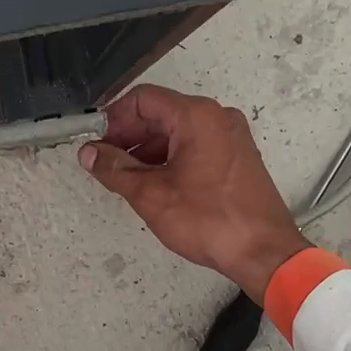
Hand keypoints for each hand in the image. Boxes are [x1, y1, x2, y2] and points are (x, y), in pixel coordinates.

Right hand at [79, 84, 306, 297]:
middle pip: (161, 113)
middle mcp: (217, 118)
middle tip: (104, 163)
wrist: (262, 251)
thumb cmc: (210, 221)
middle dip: (128, 135)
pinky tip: (154, 184)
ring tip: (125, 178)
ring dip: (147, 150)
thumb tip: (89, 154)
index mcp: (196, 116)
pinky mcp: (236, 158)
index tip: (95, 143)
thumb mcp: (150, 194)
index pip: (143, 99)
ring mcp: (230, 137)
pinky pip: (195, 146)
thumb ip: (115, 169)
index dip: (113, 119)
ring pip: (177, 131)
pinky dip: (170, 158)